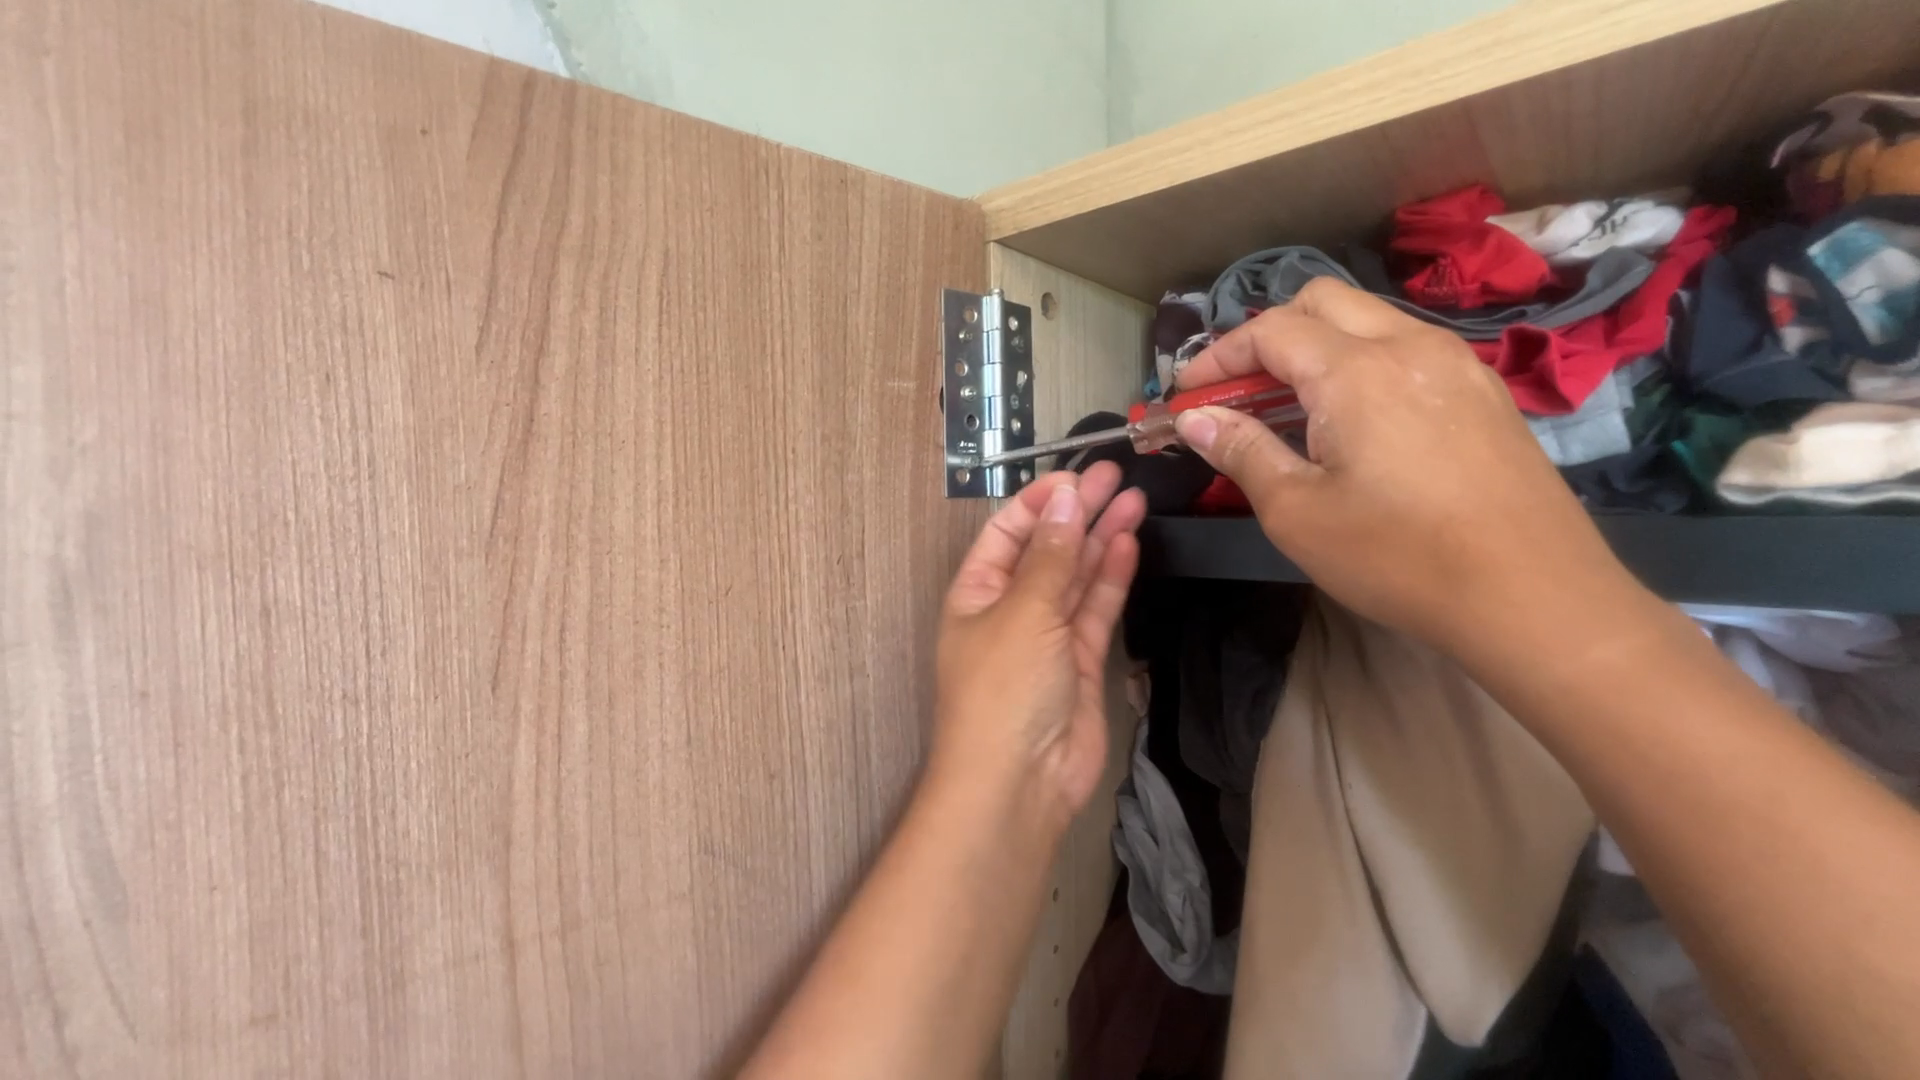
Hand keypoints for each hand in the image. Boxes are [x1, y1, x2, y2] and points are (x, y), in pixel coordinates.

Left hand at [931, 462, 1146, 823]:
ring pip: (1076, 576)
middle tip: (1115, 475)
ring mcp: (1047, 636)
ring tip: (1133, 499)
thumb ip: (1051, 556)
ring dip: (1101, 538)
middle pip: (1047, 549)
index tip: (1077, 475)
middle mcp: (1009, 609)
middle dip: (1078, 512)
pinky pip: (1095, 609)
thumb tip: (1066, 500)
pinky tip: (1128, 543)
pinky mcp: (1080, 661)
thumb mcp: (1023, 613)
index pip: (1007, 532)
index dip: (1040, 502)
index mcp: (976, 592)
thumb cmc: (1003, 691)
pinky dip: (1111, 577)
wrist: (1020, 782)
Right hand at [1171, 278, 1629, 650]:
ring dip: (1315, 348)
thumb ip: (1241, 452)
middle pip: (1321, 302)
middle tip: (1237, 391)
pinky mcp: (1482, 394)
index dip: (1218, 356)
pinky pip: (1407, 352)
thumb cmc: (1397, 557)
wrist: (1532, 595)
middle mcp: (1409, 347)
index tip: (1187, 395)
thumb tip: (1195, 419)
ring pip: (1369, 322)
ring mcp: (1456, 366)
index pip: (1269, 331)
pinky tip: (1354, 425)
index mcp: (1356, 371)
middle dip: (1266, 335)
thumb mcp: (1296, 512)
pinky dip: (1361, 365)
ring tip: (1288, 410)